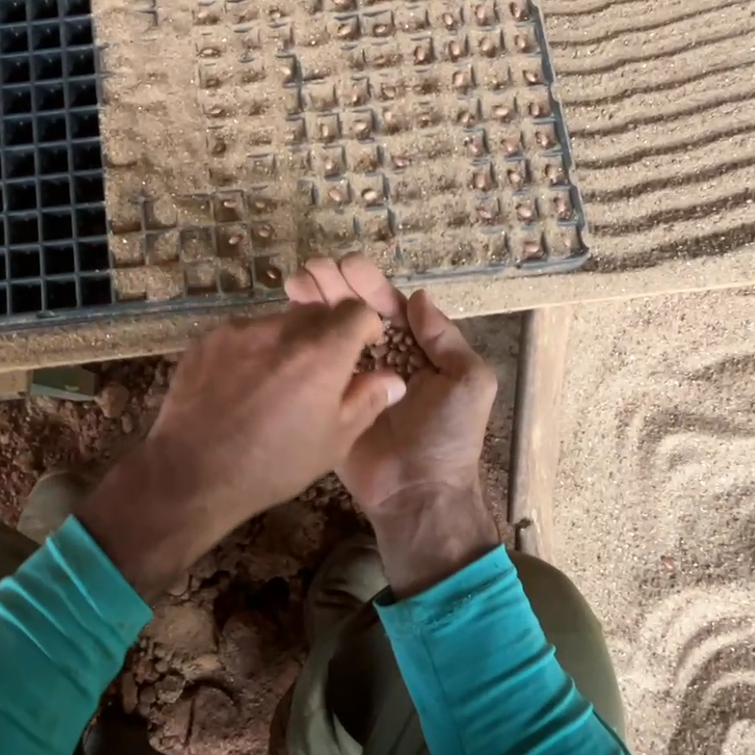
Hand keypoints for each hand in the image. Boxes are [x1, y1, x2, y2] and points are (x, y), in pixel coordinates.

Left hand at [77, 300, 407, 596]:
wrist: (192, 472)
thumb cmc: (273, 464)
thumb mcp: (332, 442)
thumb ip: (367, 401)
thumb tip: (392, 378)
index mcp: (321, 352)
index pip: (355, 310)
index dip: (363, 326)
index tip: (361, 347)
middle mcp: (281, 329)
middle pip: (316, 313)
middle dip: (325, 334)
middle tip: (318, 372)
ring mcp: (239, 330)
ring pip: (277, 323)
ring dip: (286, 343)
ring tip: (274, 384)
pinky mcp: (208, 339)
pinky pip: (242, 334)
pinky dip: (251, 351)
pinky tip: (241, 386)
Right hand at [286, 255, 501, 593]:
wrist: (417, 492)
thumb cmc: (448, 435)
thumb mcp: (469, 382)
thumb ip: (446, 339)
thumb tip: (418, 298)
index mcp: (415, 351)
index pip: (389, 307)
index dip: (368, 284)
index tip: (346, 263)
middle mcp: (381, 359)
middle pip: (354, 314)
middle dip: (334, 287)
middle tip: (311, 266)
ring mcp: (351, 379)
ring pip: (331, 334)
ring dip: (314, 306)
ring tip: (294, 282)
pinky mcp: (328, 401)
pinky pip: (314, 368)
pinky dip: (301, 342)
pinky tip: (285, 319)